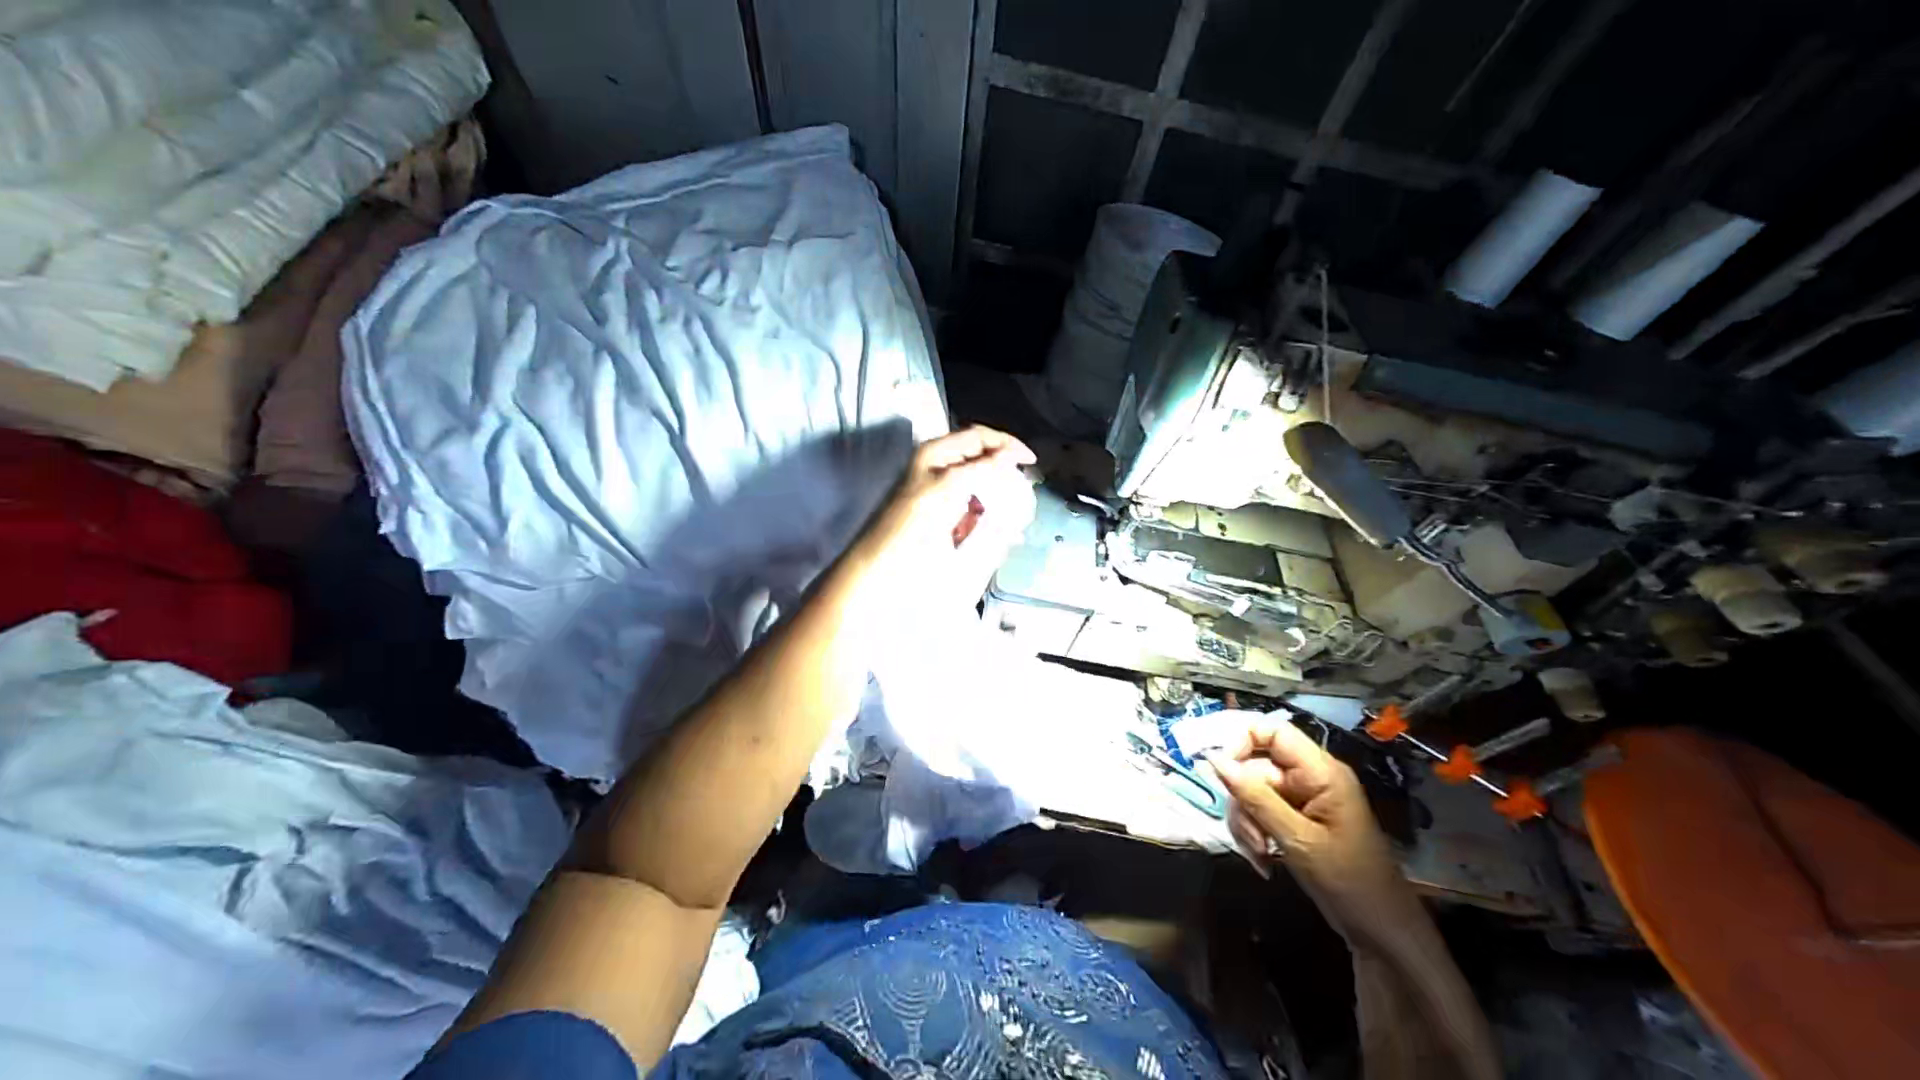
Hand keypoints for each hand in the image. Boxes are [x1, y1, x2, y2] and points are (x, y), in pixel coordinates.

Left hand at [849, 425, 1036, 617]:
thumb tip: (1009, 456)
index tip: (1031, 461)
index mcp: (935, 453)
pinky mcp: (942, 518)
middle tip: (1026, 489)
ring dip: (1000, 498)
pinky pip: (973, 511)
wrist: (881, 563)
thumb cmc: (909, 522)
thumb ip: (979, 468)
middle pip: (981, 461)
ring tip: (1018, 514)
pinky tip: (1004, 534)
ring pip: (981, 487)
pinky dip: (989, 519)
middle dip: (1005, 473)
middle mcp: (938, 467)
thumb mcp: (946, 488)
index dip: (1006, 444)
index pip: (978, 437)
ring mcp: (940, 493)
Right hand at [1206, 715, 1415, 941]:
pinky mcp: (1294, 822)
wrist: (1381, 930)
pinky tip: (1263, 862)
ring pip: (1251, 794)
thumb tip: (1214, 760)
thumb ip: (1255, 797)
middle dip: (1244, 803)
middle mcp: (1308, 778)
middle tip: (1252, 840)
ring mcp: (1300, 801)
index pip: (1272, 731)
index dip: (1242, 742)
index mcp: (1320, 772)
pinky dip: (1253, 835)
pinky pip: (1259, 814)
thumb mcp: (1297, 838)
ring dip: (1247, 824)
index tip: (1222, 772)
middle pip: (1254, 768)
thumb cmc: (1349, 880)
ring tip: (1259, 855)